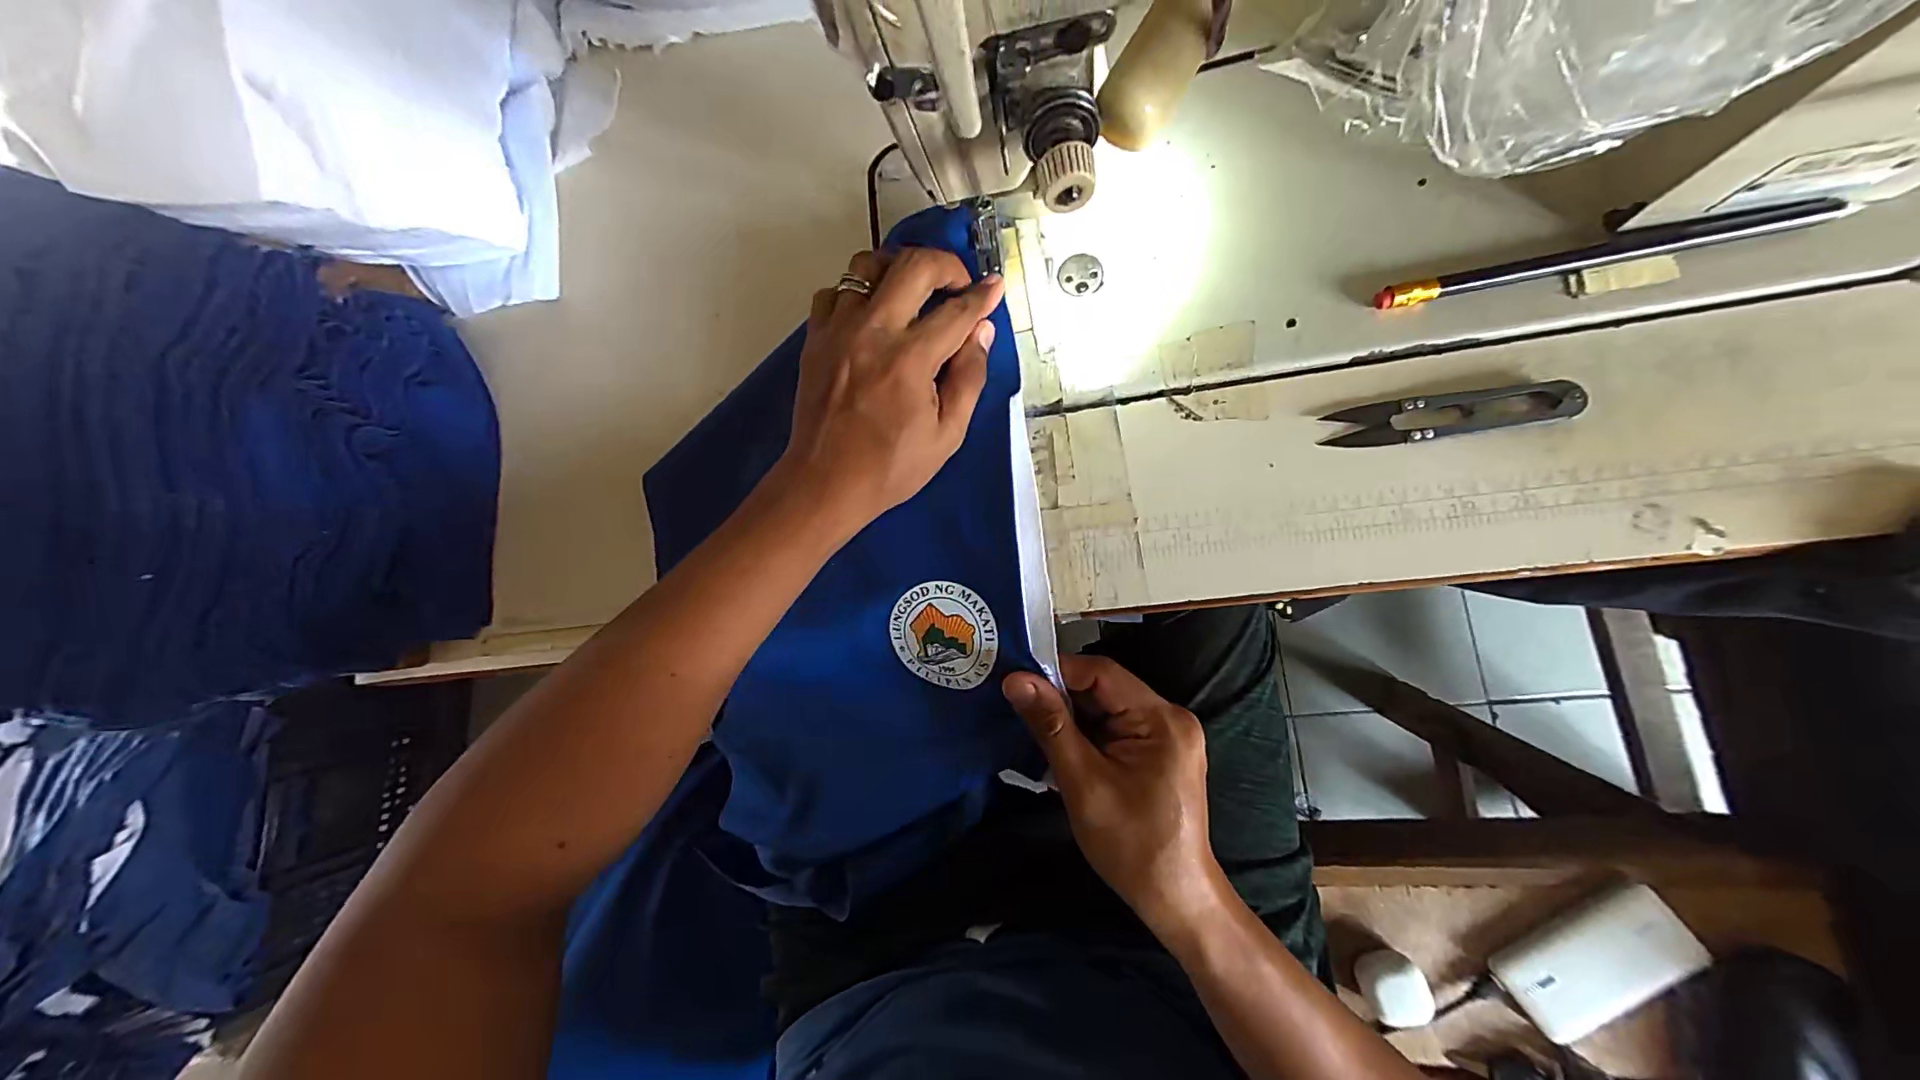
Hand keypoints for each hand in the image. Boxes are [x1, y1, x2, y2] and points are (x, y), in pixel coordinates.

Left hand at [773, 248, 1003, 535]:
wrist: (826, 482)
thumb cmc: (890, 467)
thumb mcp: (947, 434)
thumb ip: (969, 378)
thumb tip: (981, 333)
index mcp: (910, 359)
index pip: (956, 311)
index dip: (982, 295)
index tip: (994, 286)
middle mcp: (872, 332)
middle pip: (913, 266)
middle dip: (945, 265)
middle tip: (957, 285)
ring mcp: (838, 331)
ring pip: (867, 265)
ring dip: (898, 269)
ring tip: (913, 291)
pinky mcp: (815, 338)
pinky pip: (835, 291)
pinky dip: (858, 292)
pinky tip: (872, 314)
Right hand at [1002, 655, 1232, 934]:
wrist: (1176, 899)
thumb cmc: (1130, 844)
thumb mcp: (1083, 783)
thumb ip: (1050, 726)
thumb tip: (1016, 679)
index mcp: (1161, 719)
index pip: (1102, 673)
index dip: (1058, 672)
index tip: (1017, 684)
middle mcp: (1171, 717)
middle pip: (1105, 690)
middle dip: (1062, 698)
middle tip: (1020, 710)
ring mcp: (1169, 736)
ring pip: (1107, 709)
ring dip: (1072, 719)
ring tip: (1036, 732)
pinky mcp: (1160, 753)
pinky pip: (1115, 729)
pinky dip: (1088, 736)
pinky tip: (1064, 751)